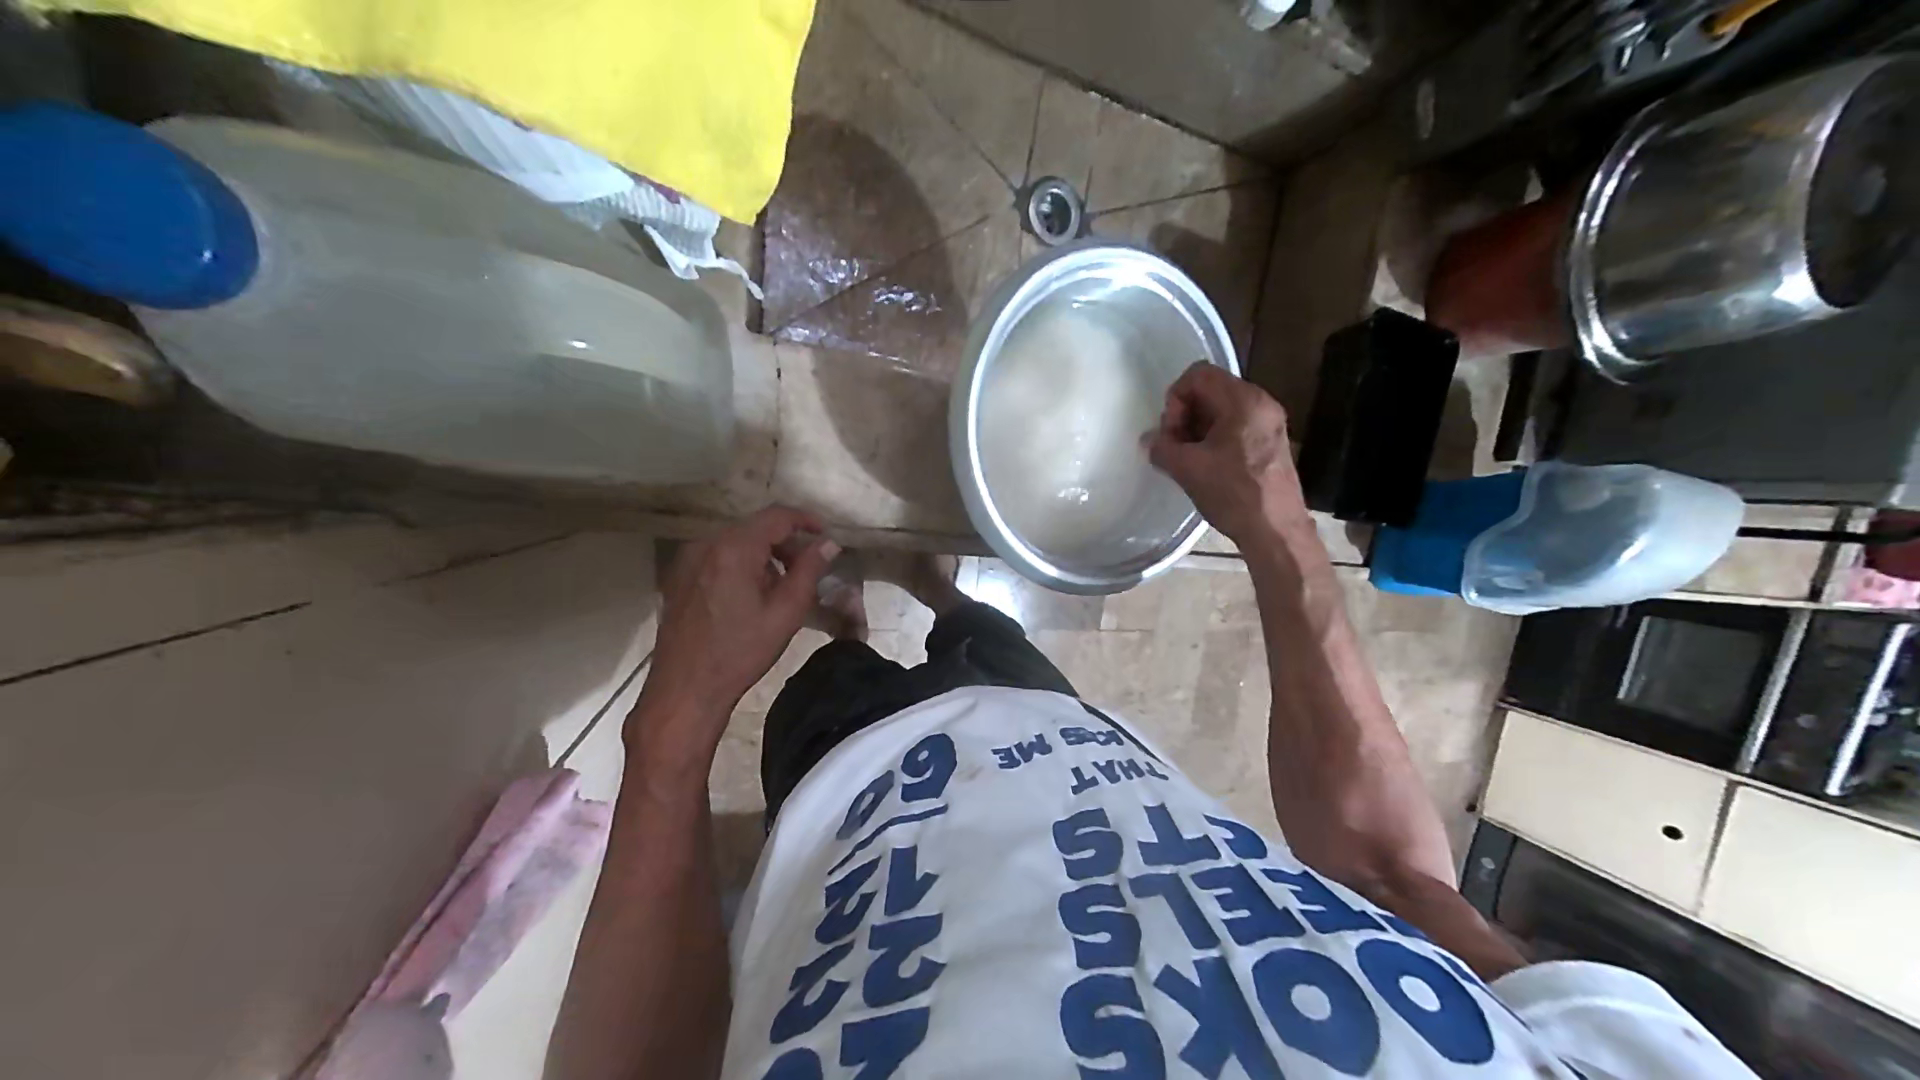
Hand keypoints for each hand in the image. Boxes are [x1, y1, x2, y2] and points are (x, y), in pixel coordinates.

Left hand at [631, 507, 839, 755]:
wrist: (685, 688)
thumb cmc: (741, 652)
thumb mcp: (786, 612)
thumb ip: (809, 570)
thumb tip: (829, 543)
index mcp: (733, 549)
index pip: (776, 516)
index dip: (805, 520)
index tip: (825, 536)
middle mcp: (706, 544)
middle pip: (755, 528)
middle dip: (785, 542)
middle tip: (808, 568)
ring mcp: (688, 560)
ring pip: (736, 542)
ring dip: (764, 555)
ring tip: (781, 587)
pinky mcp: (679, 577)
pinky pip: (718, 557)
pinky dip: (741, 564)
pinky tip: (751, 596)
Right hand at [1148, 362, 1310, 548]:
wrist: (1276, 530)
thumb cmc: (1233, 494)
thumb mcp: (1187, 469)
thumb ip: (1161, 447)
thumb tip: (1149, 440)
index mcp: (1244, 401)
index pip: (1198, 375)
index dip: (1175, 399)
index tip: (1172, 432)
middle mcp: (1261, 403)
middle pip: (1210, 390)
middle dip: (1185, 415)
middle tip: (1175, 446)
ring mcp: (1269, 423)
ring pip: (1221, 409)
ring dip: (1197, 428)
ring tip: (1188, 459)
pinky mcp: (1270, 442)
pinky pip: (1235, 426)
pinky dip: (1214, 438)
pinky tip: (1206, 466)